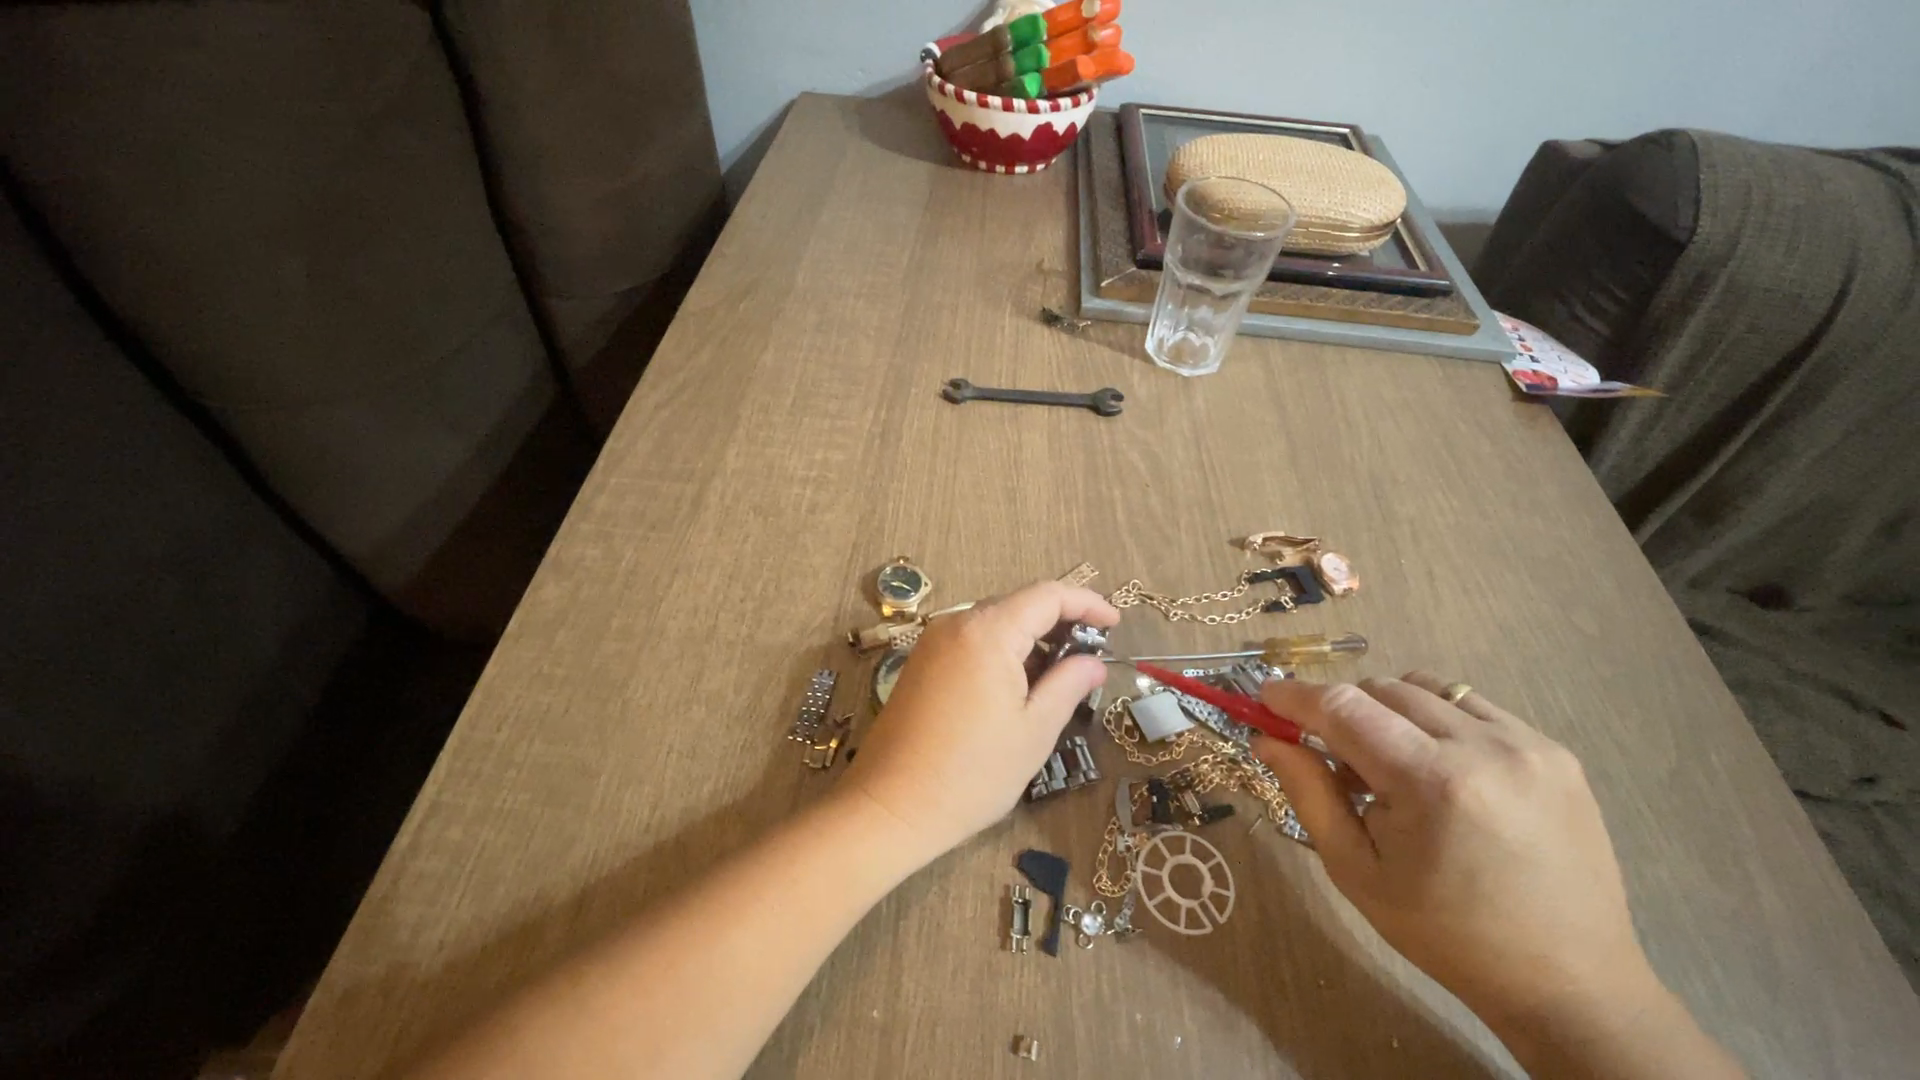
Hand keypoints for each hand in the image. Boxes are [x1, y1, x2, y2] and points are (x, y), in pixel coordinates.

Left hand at [839, 581, 1117, 860]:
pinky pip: (971, 642)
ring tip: (1059, 679)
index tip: (1115, 625)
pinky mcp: (920, 664)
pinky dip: (1001, 653)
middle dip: (1059, 623)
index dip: (1086, 603)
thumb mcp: (1034, 731)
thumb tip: (1094, 663)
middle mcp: (956, 624)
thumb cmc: (971, 773)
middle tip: (1090, 659)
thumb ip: (1068, 685)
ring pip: (994, 624)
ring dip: (1030, 641)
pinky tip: (1017, 689)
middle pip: (1018, 605)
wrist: (890, 806)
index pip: (1047, 595)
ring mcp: (932, 642)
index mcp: (988, 632)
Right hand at [1251, 673, 1655, 1028]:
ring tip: (1388, 762)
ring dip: (1389, 710)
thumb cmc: (1445, 933)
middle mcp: (1484, 746)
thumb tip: (1267, 737)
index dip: (1296, 694)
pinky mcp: (1555, 751)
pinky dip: (1437, 721)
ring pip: (1428, 689)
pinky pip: (1474, 707)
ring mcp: (1528, 744)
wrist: (1567, 979)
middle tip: (1328, 753)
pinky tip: (1438, 768)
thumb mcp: (1357, 869)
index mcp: (1431, 782)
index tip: (1265, 696)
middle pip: (1382, 688)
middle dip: (1341, 709)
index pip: (1344, 706)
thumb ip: (1308, 792)